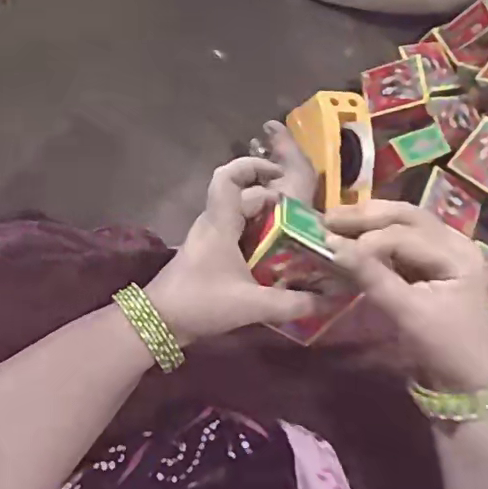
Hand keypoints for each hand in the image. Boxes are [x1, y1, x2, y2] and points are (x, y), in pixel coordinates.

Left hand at [145, 157, 323, 343]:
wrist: (158, 322)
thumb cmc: (200, 302)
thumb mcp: (251, 305)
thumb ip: (292, 304)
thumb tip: (329, 302)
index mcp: (220, 222)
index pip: (229, 177)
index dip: (253, 166)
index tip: (280, 176)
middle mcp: (213, 224)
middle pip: (244, 198)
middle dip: (274, 204)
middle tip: (304, 222)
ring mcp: (207, 239)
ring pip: (240, 218)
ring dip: (266, 224)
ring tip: (295, 241)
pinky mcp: (206, 256)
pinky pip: (235, 236)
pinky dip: (255, 240)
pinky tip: (273, 260)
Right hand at [324, 200, 487, 391]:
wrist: (466, 374)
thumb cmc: (440, 345)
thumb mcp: (405, 312)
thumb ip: (370, 276)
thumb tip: (332, 246)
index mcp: (458, 255)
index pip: (405, 236)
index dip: (365, 239)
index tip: (328, 244)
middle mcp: (457, 241)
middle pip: (408, 215)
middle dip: (366, 214)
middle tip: (327, 218)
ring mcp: (448, 247)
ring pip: (406, 219)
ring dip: (370, 218)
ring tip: (335, 220)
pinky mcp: (436, 257)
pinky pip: (405, 234)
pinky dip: (378, 231)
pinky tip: (354, 232)